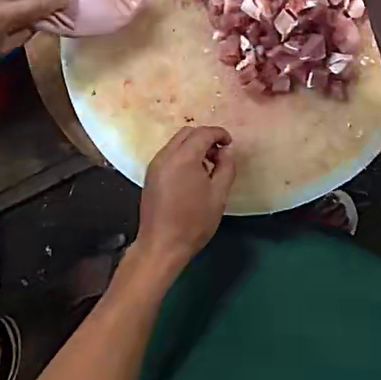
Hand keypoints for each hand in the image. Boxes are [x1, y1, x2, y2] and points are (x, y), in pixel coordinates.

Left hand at [136, 126, 236, 267]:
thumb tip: (225, 151)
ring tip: (207, 166)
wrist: (162, 246)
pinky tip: (192, 175)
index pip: (203, 133)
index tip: (230, 144)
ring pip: (176, 142)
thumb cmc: (194, 222)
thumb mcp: (219, 195)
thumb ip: (226, 167)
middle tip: (219, 154)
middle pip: (187, 133)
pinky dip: (183, 155)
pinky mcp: (150, 176)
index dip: (219, 134)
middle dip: (205, 137)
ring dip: (193, 146)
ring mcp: (155, 166)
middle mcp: (165, 156)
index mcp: (183, 158)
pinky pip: (169, 154)